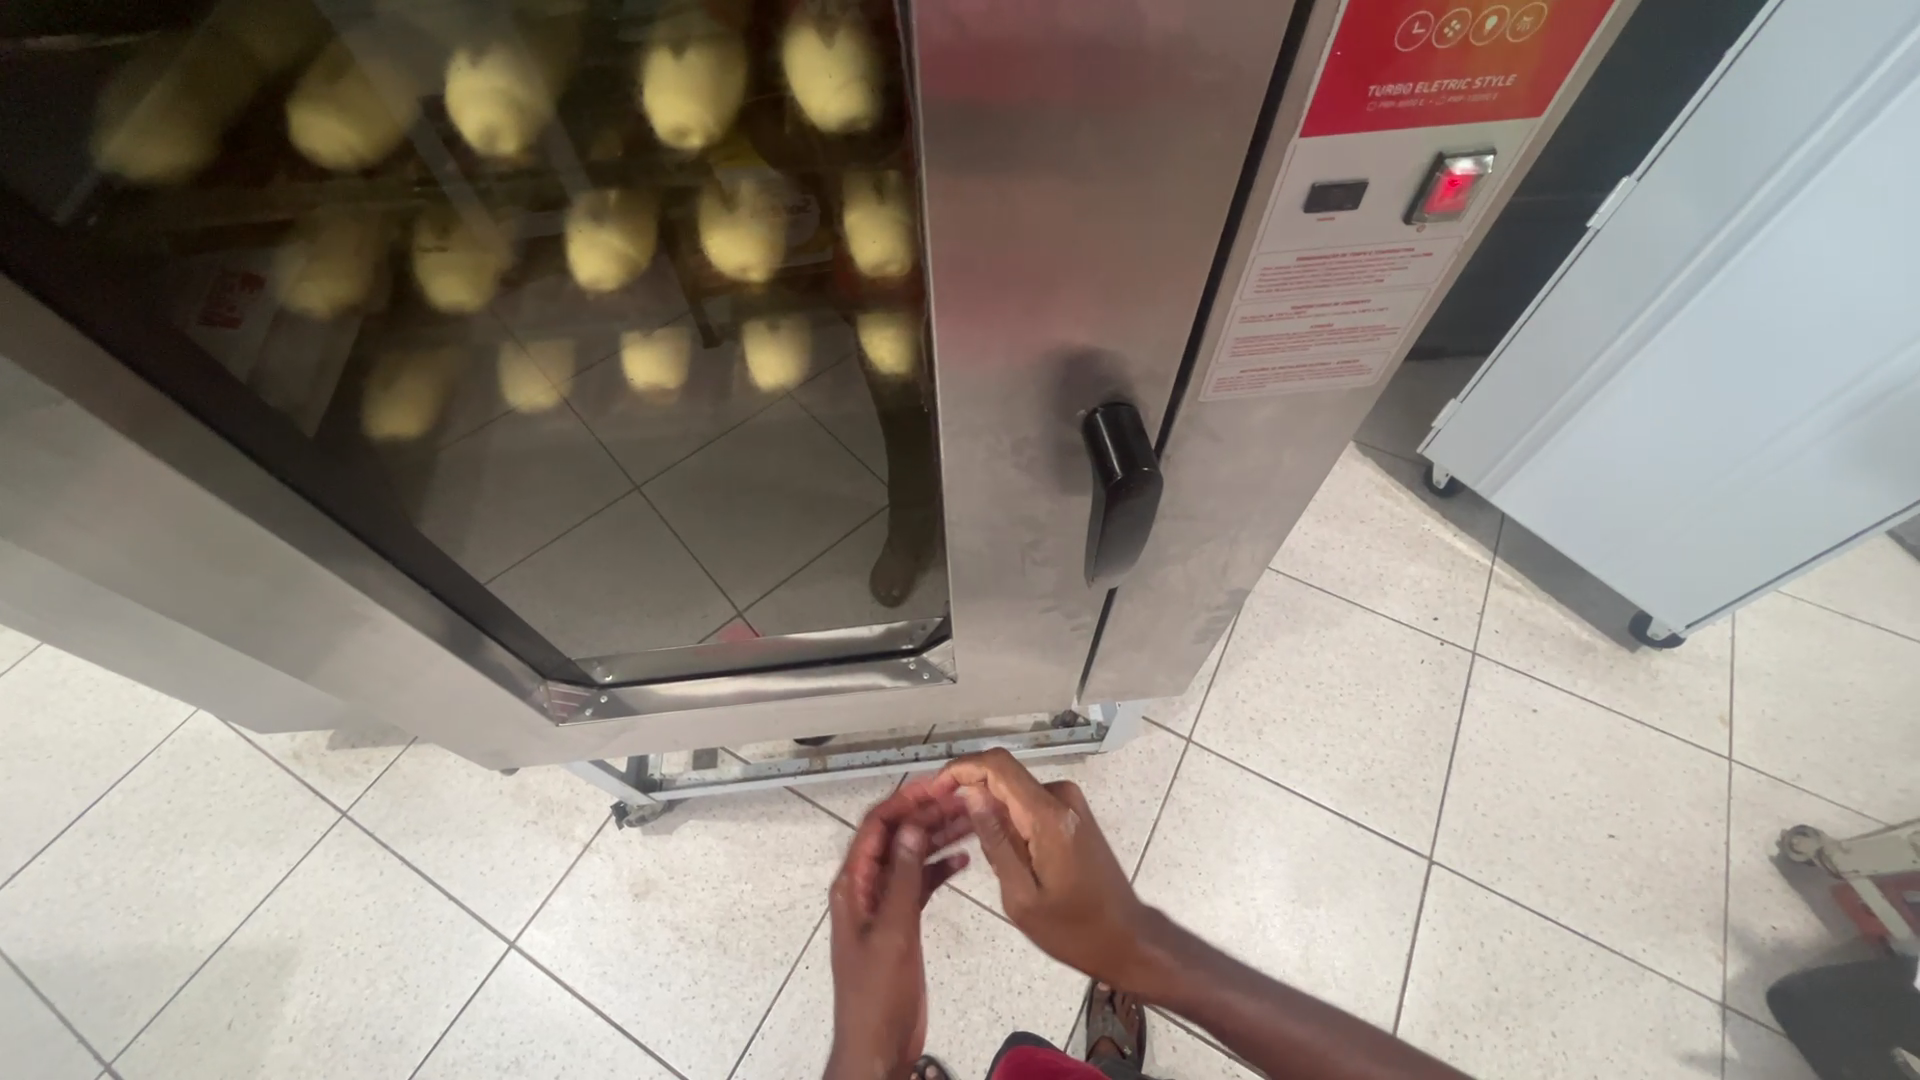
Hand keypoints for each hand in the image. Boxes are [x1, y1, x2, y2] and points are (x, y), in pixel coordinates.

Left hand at [825, 779, 971, 1079]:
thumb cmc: (876, 993)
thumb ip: (902, 877)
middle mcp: (867, 885)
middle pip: (896, 836)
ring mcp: (885, 902)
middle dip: (927, 814)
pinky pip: (921, 882)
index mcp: (853, 883)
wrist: (877, 1045)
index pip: (876, 827)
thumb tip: (912, 826)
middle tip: (962, 799)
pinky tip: (964, 858)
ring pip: (912, 856)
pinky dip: (941, 868)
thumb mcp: (892, 931)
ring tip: (971, 820)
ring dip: (938, 837)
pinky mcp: (902, 920)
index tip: (936, 785)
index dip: (904, 801)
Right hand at [941, 749, 1162, 992]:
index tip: (935, 788)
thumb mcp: (1021, 896)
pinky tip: (996, 847)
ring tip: (967, 843)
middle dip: (968, 791)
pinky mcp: (1072, 811)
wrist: (1126, 937)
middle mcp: (1061, 796)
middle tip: (940, 823)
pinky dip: (1006, 816)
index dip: (961, 768)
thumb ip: (995, 840)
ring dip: (987, 807)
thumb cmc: (1072, 929)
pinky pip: (1027, 801)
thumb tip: (971, 792)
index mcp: (1048, 815)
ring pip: (1012, 790)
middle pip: (1003, 775)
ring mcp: (1070, 801)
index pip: (998, 766)